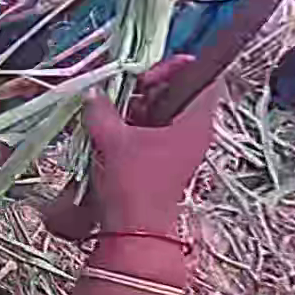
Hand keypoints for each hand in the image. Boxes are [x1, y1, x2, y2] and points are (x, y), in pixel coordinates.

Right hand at [81, 55, 220, 233]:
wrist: (135, 226)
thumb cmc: (133, 181)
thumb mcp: (113, 141)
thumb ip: (101, 112)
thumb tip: (93, 93)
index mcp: (194, 121)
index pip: (201, 78)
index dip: (175, 69)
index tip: (144, 76)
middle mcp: (194, 130)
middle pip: (177, 94)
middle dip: (147, 89)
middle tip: (121, 94)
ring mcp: (179, 145)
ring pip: (160, 112)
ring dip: (134, 108)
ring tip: (109, 114)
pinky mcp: (162, 158)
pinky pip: (150, 130)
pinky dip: (131, 125)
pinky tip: (109, 132)